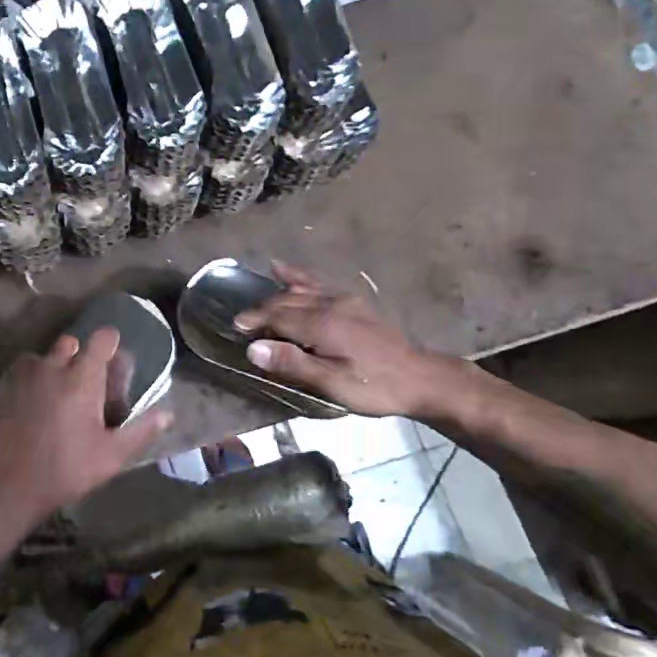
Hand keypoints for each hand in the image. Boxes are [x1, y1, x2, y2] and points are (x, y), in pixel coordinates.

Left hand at [0, 327, 170, 518]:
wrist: (4, 485)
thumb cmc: (64, 470)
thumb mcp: (110, 456)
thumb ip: (141, 431)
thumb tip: (168, 414)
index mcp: (83, 377)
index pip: (103, 338)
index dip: (111, 342)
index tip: (114, 355)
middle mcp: (52, 365)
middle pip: (71, 342)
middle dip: (80, 355)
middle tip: (85, 385)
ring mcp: (22, 373)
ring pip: (43, 356)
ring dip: (52, 367)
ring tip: (55, 396)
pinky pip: (20, 371)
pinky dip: (29, 379)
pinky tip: (30, 405)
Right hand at [232, 262, 489, 420]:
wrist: (420, 377)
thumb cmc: (374, 386)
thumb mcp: (332, 383)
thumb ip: (292, 363)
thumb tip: (254, 348)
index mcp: (322, 324)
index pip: (277, 316)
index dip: (254, 320)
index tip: (235, 326)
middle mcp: (329, 304)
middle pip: (286, 300)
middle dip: (262, 308)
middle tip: (243, 322)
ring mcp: (343, 299)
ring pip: (300, 289)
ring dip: (276, 293)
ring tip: (257, 300)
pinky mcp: (353, 301)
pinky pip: (317, 282)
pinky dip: (297, 275)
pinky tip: (283, 269)